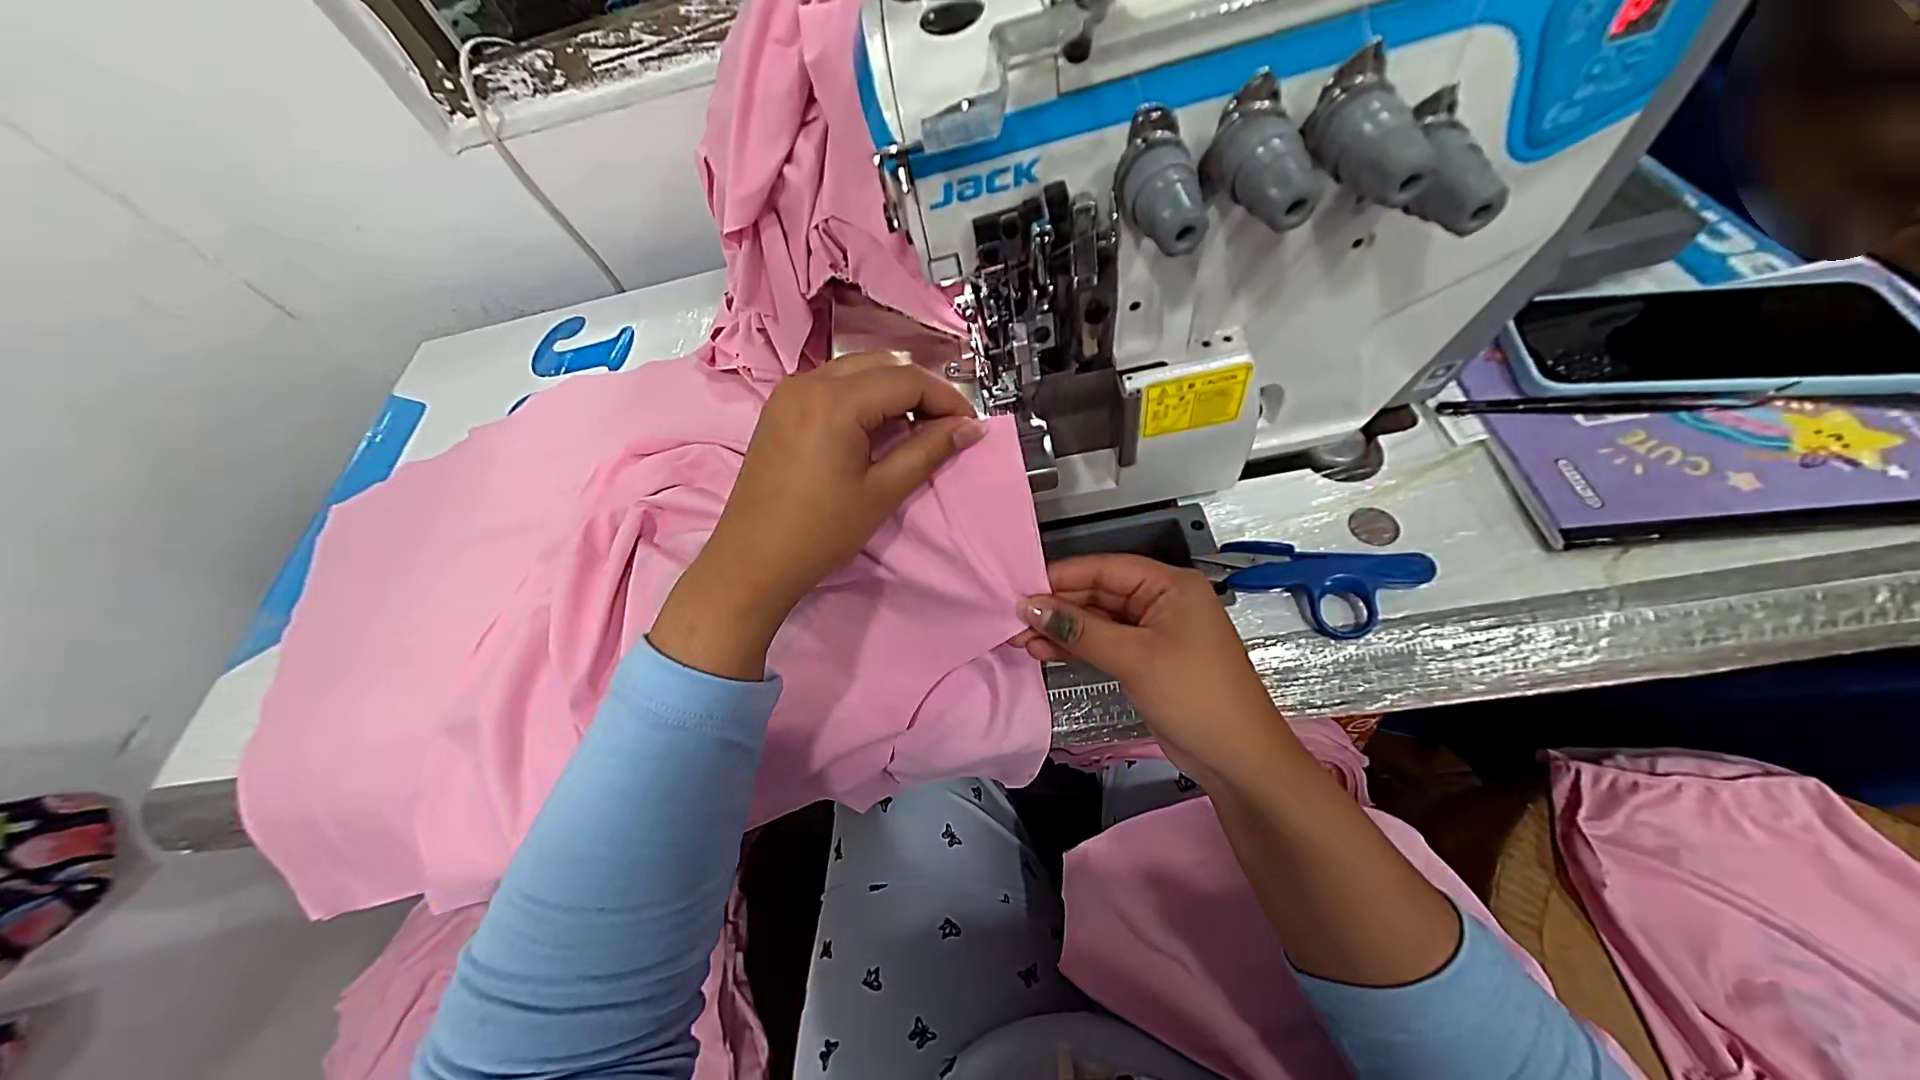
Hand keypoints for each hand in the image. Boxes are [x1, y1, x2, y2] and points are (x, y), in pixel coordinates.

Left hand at [651, 351, 987, 678]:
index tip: (969, 425)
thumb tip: (970, 428)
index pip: (907, 379)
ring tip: (916, 428)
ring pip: (857, 368)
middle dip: (921, 390)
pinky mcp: (780, 407)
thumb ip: (929, 451)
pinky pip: (833, 383)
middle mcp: (808, 382)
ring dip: (893, 389)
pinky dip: (863, 394)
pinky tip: (877, 426)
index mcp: (834, 401)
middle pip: (883, 364)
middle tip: (947, 426)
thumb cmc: (818, 533)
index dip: (946, 398)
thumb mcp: (882, 492)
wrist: (751, 561)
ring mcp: (789, 391)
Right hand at [1016, 555, 1302, 786]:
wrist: (1237, 758)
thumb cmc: (1197, 696)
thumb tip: (1031, 607)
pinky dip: (1075, 647)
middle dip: (1057, 607)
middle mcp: (1161, 602)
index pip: (1105, 569)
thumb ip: (1080, 630)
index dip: (1061, 577)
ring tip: (1021, 638)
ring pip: (1096, 621)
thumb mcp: (1134, 657)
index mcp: (1169, 586)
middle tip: (1014, 619)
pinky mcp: (1144, 659)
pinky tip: (1044, 651)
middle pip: (1098, 594)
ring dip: (1061, 629)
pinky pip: (1102, 644)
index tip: (1021, 588)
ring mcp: (1152, 632)